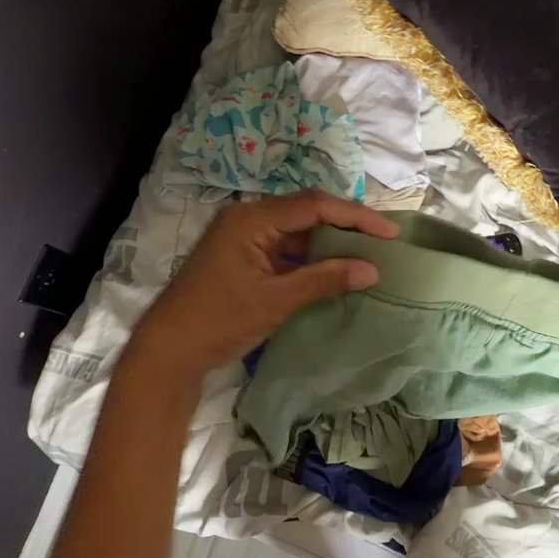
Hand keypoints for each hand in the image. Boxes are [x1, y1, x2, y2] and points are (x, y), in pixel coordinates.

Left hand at [121, 190, 399, 384]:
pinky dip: (310, 258)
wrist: (168, 352)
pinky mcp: (242, 256)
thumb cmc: (219, 322)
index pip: (314, 205)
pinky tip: (335, 270)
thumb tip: (372, 269)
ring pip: (297, 231)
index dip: (356, 216)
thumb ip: (324, 279)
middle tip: (384, 241)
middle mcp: (246, 218)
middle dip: (346, 226)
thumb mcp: (276, 301)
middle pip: (307, 212)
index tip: (390, 232)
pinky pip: (284, 248)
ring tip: (367, 255)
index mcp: (251, 219)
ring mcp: (242, 237)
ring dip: (330, 242)